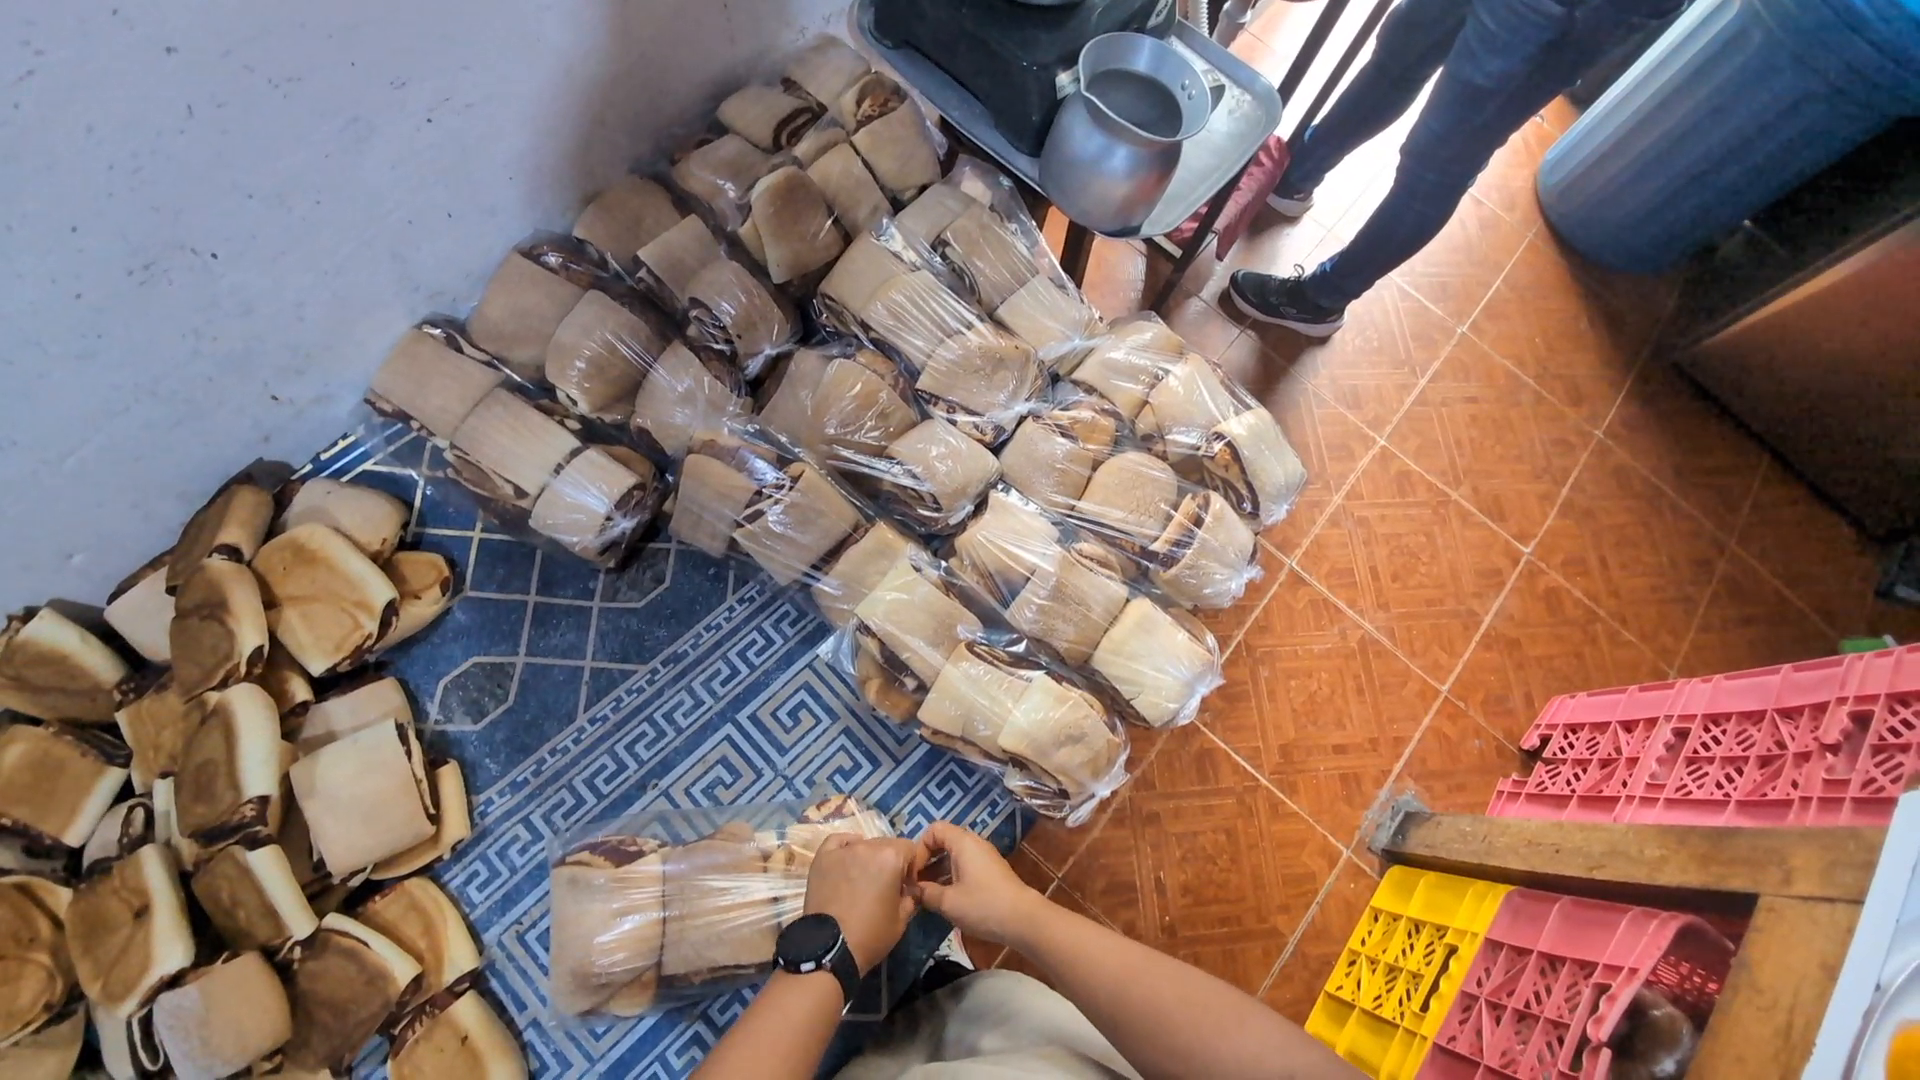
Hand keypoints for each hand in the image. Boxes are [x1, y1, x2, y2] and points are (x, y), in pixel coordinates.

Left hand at [803, 834, 921, 972]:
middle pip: (887, 844)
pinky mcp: (823, 857)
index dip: (911, 868)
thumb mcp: (902, 920)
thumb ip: (911, 897)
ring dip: (869, 858)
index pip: (910, 849)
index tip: (905, 887)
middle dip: (891, 862)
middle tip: (884, 887)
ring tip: (862, 881)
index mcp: (891, 857)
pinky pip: (838, 841)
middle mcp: (868, 846)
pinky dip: (846, 847)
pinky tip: (848, 860)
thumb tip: (910, 889)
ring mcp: (843, 850)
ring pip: (864, 844)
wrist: (829, 950)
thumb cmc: (870, 935)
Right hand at [910, 822, 1044, 945]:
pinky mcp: (990, 871)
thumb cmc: (983, 905)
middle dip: (927, 860)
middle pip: (943, 841)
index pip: (934, 829)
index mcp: (963, 842)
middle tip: (915, 883)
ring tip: (926, 893)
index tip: (913, 872)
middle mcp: (974, 843)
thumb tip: (911, 890)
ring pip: (954, 855)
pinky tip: (945, 898)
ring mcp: (984, 857)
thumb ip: (926, 893)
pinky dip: (951, 876)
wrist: (1023, 919)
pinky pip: (964, 866)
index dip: (919, 848)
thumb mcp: (948, 902)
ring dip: (938, 871)